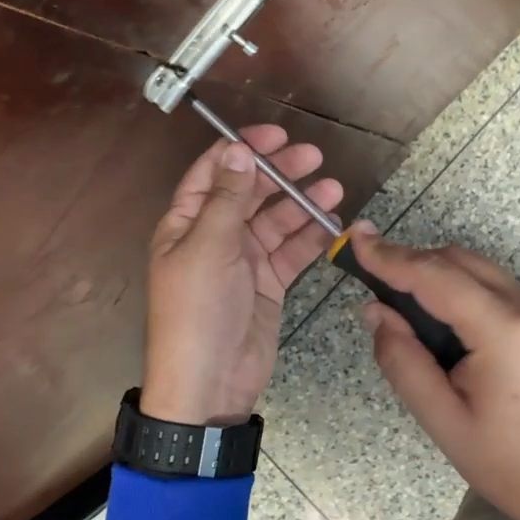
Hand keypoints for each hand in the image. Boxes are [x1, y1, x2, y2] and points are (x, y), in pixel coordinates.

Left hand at [144, 126, 342, 425]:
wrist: (209, 384)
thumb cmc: (197, 311)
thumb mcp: (208, 248)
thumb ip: (227, 198)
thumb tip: (237, 149)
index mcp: (186, 223)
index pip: (213, 173)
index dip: (241, 149)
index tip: (275, 135)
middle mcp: (214, 236)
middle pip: (249, 192)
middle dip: (279, 173)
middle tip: (313, 157)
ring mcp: (242, 261)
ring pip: (275, 221)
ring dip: (301, 204)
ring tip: (334, 188)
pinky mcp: (267, 284)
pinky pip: (291, 252)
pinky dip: (311, 238)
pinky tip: (333, 224)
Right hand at [349, 230, 519, 519]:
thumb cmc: (510, 464)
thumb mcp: (443, 421)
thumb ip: (402, 360)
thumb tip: (375, 311)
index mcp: (504, 331)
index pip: (435, 276)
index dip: (390, 255)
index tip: (356, 237)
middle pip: (459, 261)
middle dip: (412, 260)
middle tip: (371, 275)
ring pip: (481, 271)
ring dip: (439, 274)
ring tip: (403, 301)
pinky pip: (500, 288)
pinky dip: (465, 289)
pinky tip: (445, 319)